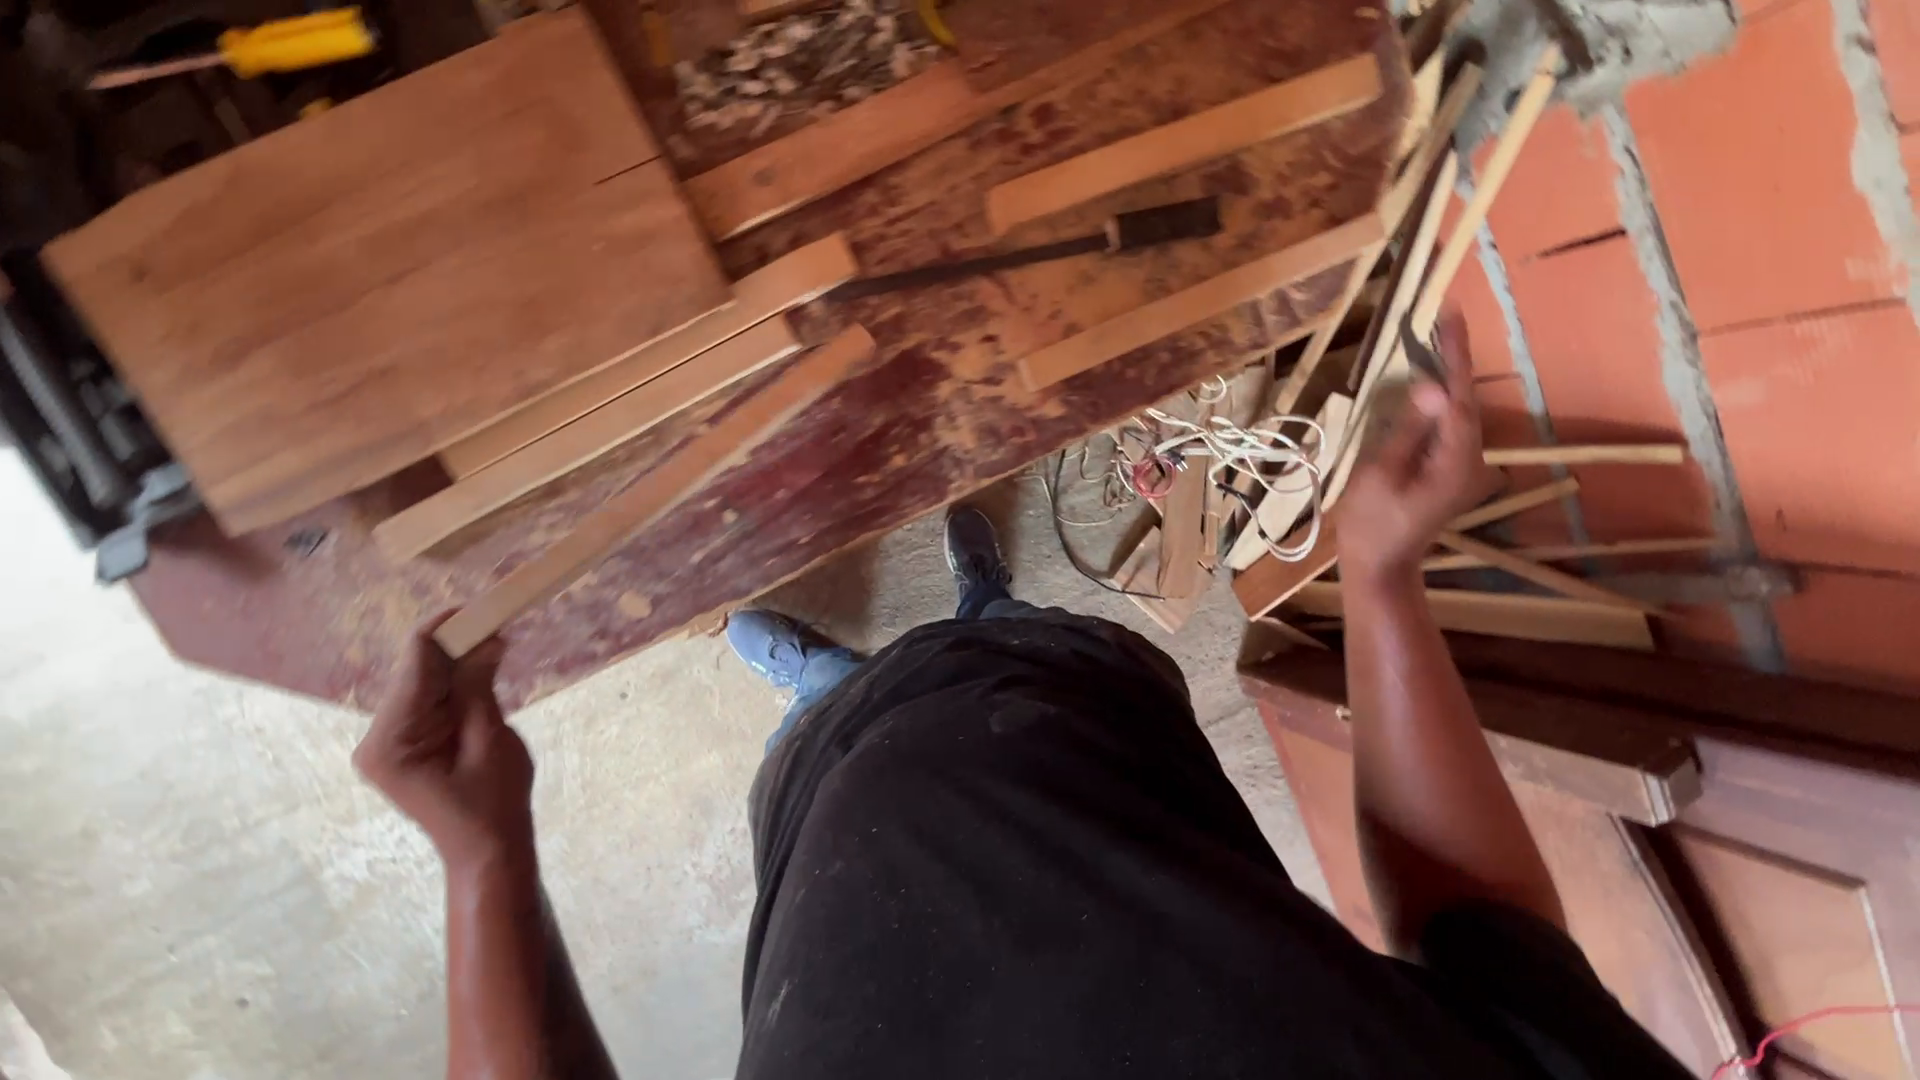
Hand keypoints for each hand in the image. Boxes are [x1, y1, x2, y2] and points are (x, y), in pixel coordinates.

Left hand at [353, 613, 533, 872]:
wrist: (488, 850)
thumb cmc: (493, 801)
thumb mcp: (491, 739)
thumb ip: (479, 688)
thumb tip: (487, 639)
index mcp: (390, 739)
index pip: (414, 666)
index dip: (446, 630)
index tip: (480, 605)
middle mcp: (377, 737)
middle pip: (417, 672)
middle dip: (458, 646)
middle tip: (500, 624)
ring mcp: (389, 742)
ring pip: (424, 684)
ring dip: (460, 665)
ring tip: (498, 647)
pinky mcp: (405, 745)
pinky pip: (430, 701)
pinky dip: (457, 686)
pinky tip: (482, 675)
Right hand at [1335, 310, 1482, 581]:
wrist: (1379, 563)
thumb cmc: (1370, 523)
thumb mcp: (1380, 473)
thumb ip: (1409, 428)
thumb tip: (1430, 386)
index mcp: (1456, 462)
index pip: (1459, 399)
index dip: (1454, 357)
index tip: (1449, 318)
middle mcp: (1471, 461)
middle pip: (1465, 401)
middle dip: (1453, 359)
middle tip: (1443, 318)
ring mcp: (1464, 466)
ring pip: (1458, 412)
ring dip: (1446, 376)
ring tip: (1434, 338)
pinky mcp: (1451, 469)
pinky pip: (1448, 427)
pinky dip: (1439, 401)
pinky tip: (1428, 380)